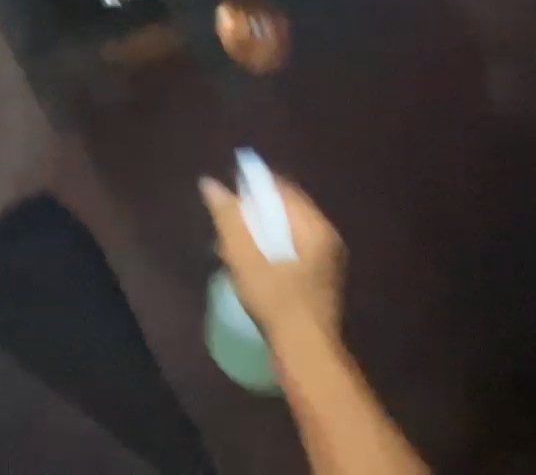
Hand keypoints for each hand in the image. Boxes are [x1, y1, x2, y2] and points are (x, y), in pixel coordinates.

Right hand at [200, 174, 344, 336]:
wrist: (304, 352)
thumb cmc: (276, 299)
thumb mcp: (244, 255)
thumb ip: (228, 217)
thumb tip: (209, 183)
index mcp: (314, 228)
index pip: (281, 189)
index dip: (252, 186)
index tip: (227, 194)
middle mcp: (325, 239)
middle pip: (283, 211)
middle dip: (252, 214)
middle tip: (225, 225)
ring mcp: (324, 261)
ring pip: (284, 232)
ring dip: (256, 233)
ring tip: (229, 246)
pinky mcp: (317, 280)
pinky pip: (289, 250)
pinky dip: (267, 249)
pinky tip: (246, 264)